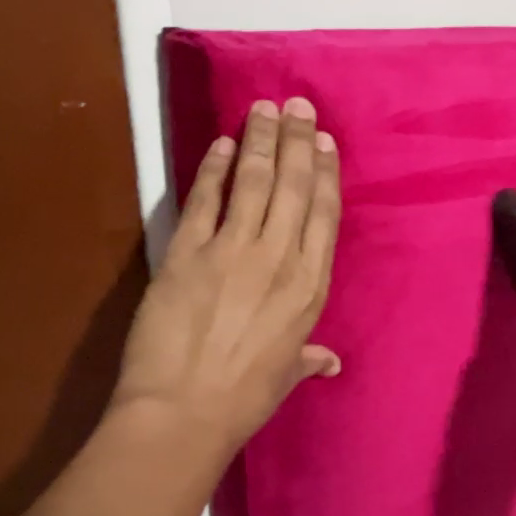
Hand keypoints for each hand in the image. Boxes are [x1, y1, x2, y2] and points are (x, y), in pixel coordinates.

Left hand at [109, 98, 341, 463]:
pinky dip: (212, 168)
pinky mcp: (187, 251)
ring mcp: (233, 251)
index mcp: (310, 287)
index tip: (325, 142)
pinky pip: (205, 199)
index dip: (325, 174)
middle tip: (297, 104)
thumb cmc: (245, 398)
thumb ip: (309, 359)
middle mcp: (279, 259)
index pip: (323, 216)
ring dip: (259, 140)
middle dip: (297, 141)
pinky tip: (219, 144)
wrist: (185, 411)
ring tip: (264, 108)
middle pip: (293, 188)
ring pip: (254, 183)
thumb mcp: (286, 375)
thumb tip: (330, 363)